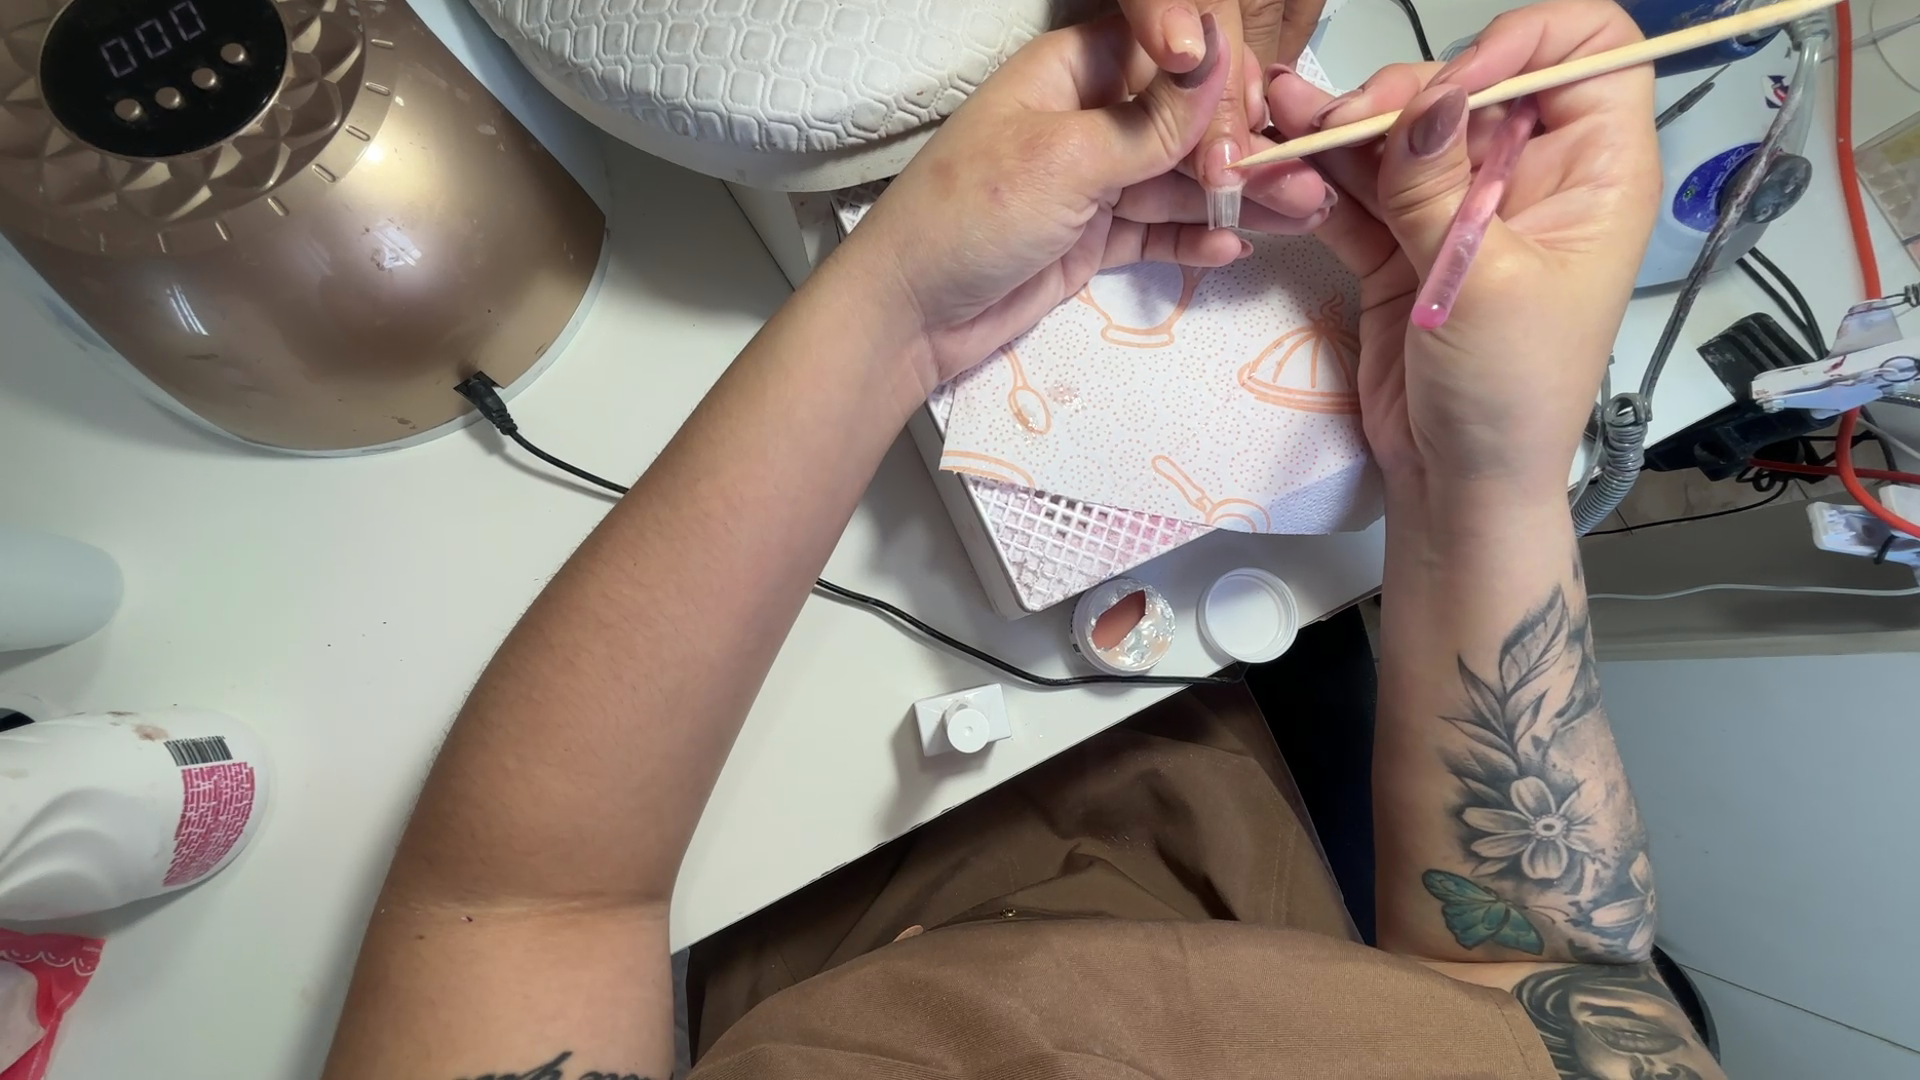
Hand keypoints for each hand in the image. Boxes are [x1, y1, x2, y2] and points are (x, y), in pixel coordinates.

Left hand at [838, 14, 1331, 387]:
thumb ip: (1147, 126)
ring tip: (1298, 213)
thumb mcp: (1063, 160)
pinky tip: (1231, 247)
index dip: (1216, 80)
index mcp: (1073, 72)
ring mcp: (1091, 184)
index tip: (1249, 120)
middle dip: (1241, 148)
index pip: (1167, 52)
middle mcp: (1088, 120)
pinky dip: (1189, 238)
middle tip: (1302, 181)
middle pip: (1182, 121)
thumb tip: (1217, 61)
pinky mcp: (1090, 241)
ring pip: (1176, 182)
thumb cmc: (971, 218)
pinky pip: (1152, 231)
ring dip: (1234, 198)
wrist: (915, 313)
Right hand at [1259, 0, 1659, 500]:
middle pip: (1462, 97)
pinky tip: (1283, 176)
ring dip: (1341, 138)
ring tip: (1282, 130)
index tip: (1444, 88)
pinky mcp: (1396, 257)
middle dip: (1396, 98)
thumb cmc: (1507, 386)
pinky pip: (1359, 206)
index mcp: (1589, 171)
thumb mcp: (1479, 282)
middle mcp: (1522, 182)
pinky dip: (1322, 192)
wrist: (1454, 472)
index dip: (1516, 46)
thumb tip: (1421, 98)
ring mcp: (1450, 220)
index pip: (1580, 53)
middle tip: (1334, 125)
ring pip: (1398, 150)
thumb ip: (1438, 190)